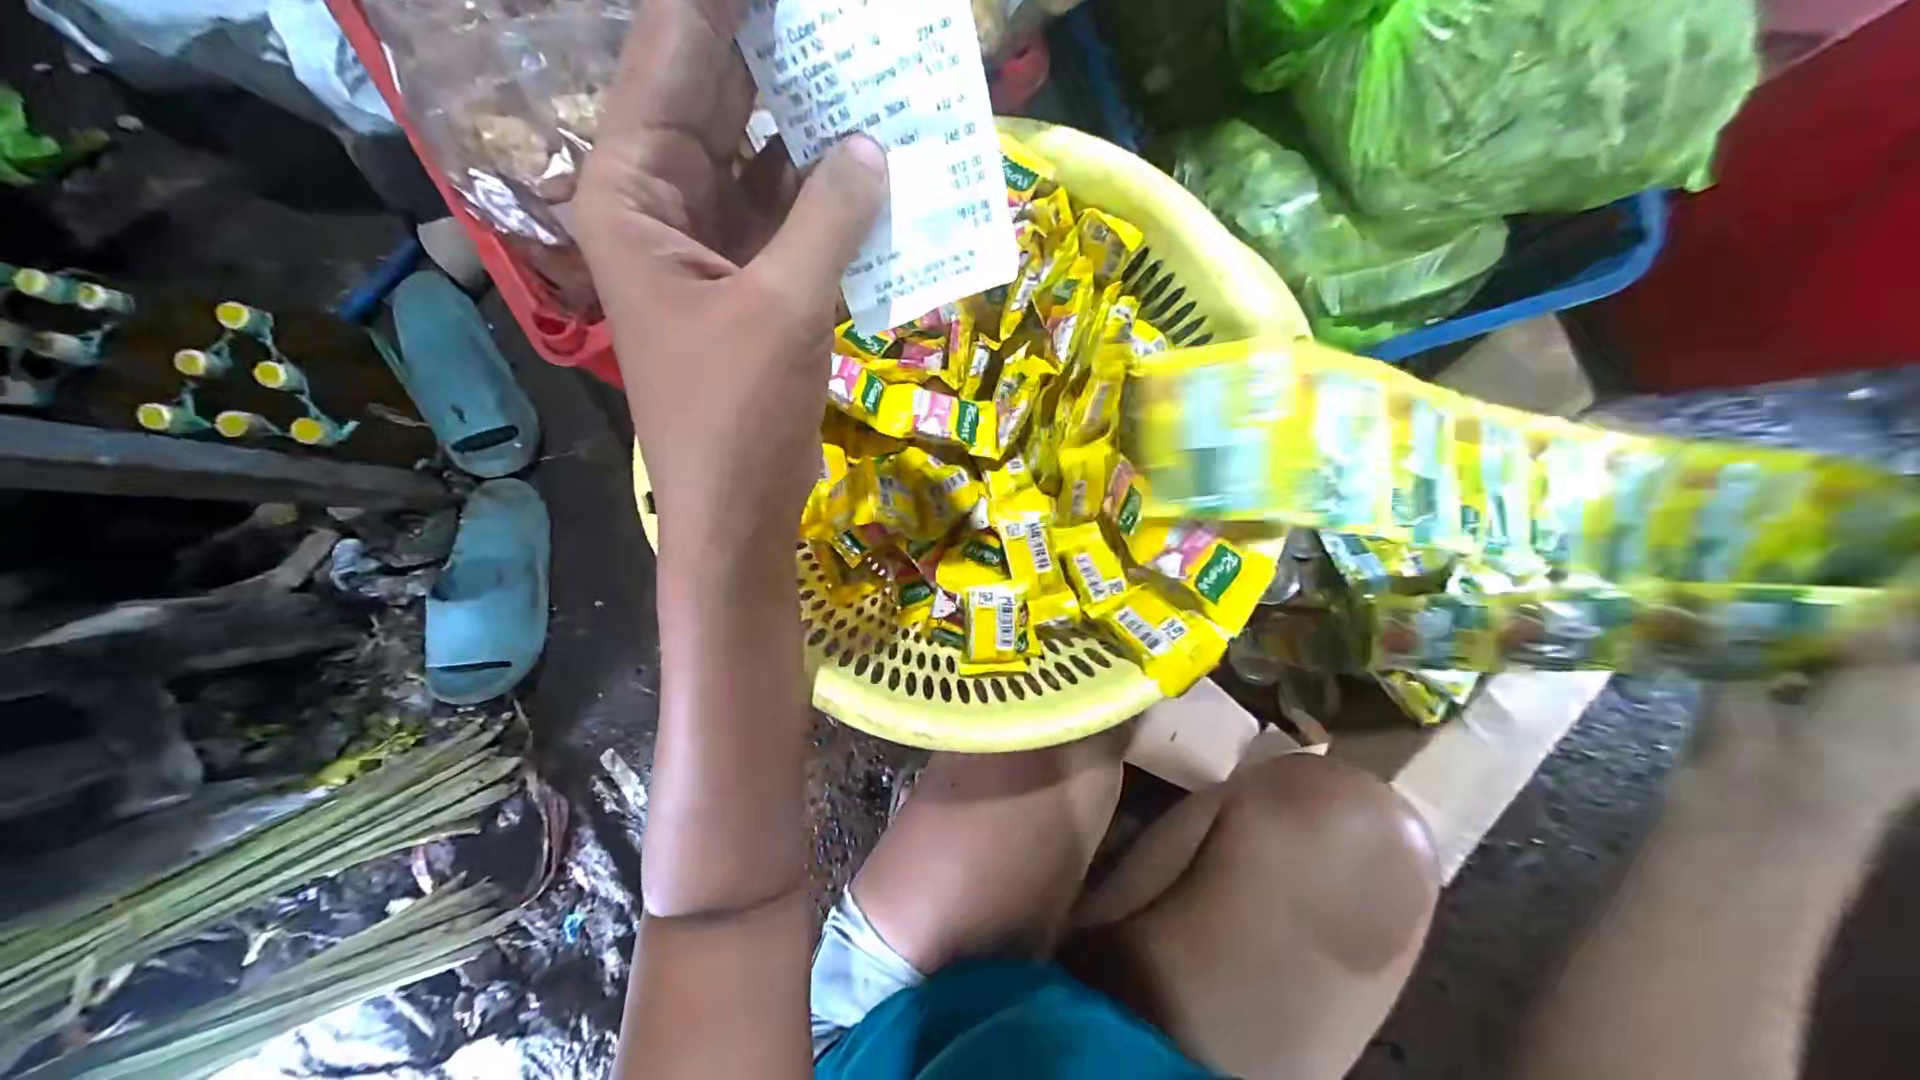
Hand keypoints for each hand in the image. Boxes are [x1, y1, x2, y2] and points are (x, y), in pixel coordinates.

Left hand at [576, 0, 886, 557]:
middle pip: (720, 102)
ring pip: (764, 163)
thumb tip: (873, 146)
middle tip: (848, 25)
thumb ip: (829, 216)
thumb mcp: (784, 307)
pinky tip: (882, 173)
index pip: (674, 58)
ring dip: (818, 133)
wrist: (737, 509)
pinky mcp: (753, 286)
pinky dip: (833, 202)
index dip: (725, 5)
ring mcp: (712, 247)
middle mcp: (664, 206)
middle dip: (783, 58)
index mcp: (633, 194)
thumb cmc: (737, 413)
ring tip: (879, 80)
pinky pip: (793, 221)